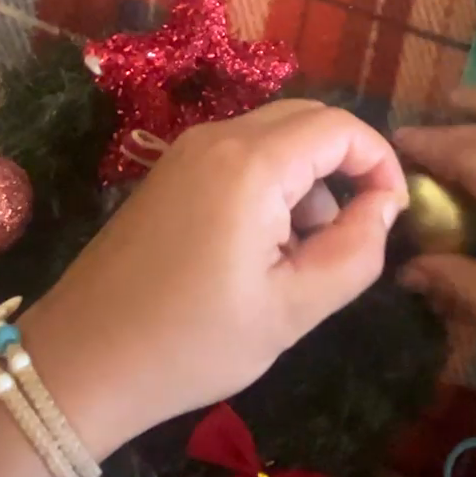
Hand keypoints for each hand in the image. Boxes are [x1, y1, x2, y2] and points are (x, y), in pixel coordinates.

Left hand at [18, 101, 407, 451]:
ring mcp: (188, 148)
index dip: (380, 159)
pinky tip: (259, 243)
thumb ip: (355, 251)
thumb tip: (383, 206)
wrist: (83, 357)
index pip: (339, 126)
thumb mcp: (291, 310)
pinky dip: (270, 180)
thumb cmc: (192, 341)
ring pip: (274, 134)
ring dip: (306, 177)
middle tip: (352, 230)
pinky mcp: (171, 168)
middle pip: (307, 119)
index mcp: (250, 163)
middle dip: (344, 164)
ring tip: (299, 254)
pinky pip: (240, 151)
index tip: (393, 212)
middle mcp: (218, 136)